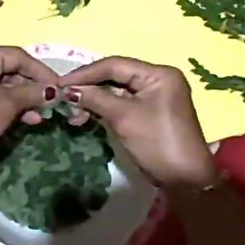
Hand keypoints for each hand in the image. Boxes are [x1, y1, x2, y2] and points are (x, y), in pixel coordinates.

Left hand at [0, 47, 58, 168]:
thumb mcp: (9, 103)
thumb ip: (33, 92)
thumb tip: (55, 90)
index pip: (17, 55)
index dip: (40, 70)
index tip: (60, 86)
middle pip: (11, 70)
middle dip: (33, 86)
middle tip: (53, 101)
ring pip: (5, 87)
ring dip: (26, 99)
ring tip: (43, 114)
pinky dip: (13, 108)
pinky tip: (30, 120)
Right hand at [59, 56, 215, 188]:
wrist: (185, 180)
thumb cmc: (157, 143)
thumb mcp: (124, 118)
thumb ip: (95, 99)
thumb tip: (68, 91)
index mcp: (158, 74)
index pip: (114, 65)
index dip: (85, 73)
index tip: (59, 84)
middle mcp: (156, 80)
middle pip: (114, 76)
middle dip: (87, 87)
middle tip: (62, 97)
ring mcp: (152, 97)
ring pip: (114, 91)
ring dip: (92, 100)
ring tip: (71, 113)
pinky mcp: (147, 113)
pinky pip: (120, 105)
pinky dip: (102, 110)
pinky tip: (83, 118)